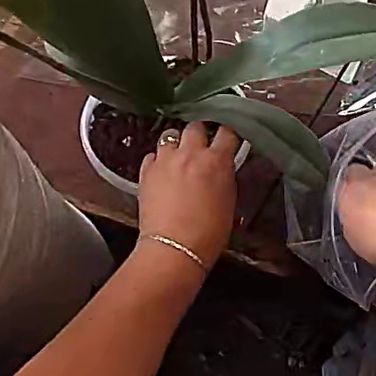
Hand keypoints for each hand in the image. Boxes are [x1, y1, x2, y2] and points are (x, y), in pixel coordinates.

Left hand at [138, 122, 238, 269]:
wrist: (175, 249)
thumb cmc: (208, 233)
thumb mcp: (229, 201)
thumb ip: (225, 177)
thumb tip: (223, 168)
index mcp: (217, 161)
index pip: (227, 131)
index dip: (228, 132)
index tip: (228, 136)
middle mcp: (190, 154)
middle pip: (195, 126)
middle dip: (199, 133)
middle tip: (202, 145)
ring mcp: (165, 161)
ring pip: (170, 135)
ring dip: (177, 143)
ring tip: (179, 155)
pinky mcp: (146, 172)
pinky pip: (152, 155)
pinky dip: (158, 159)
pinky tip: (163, 171)